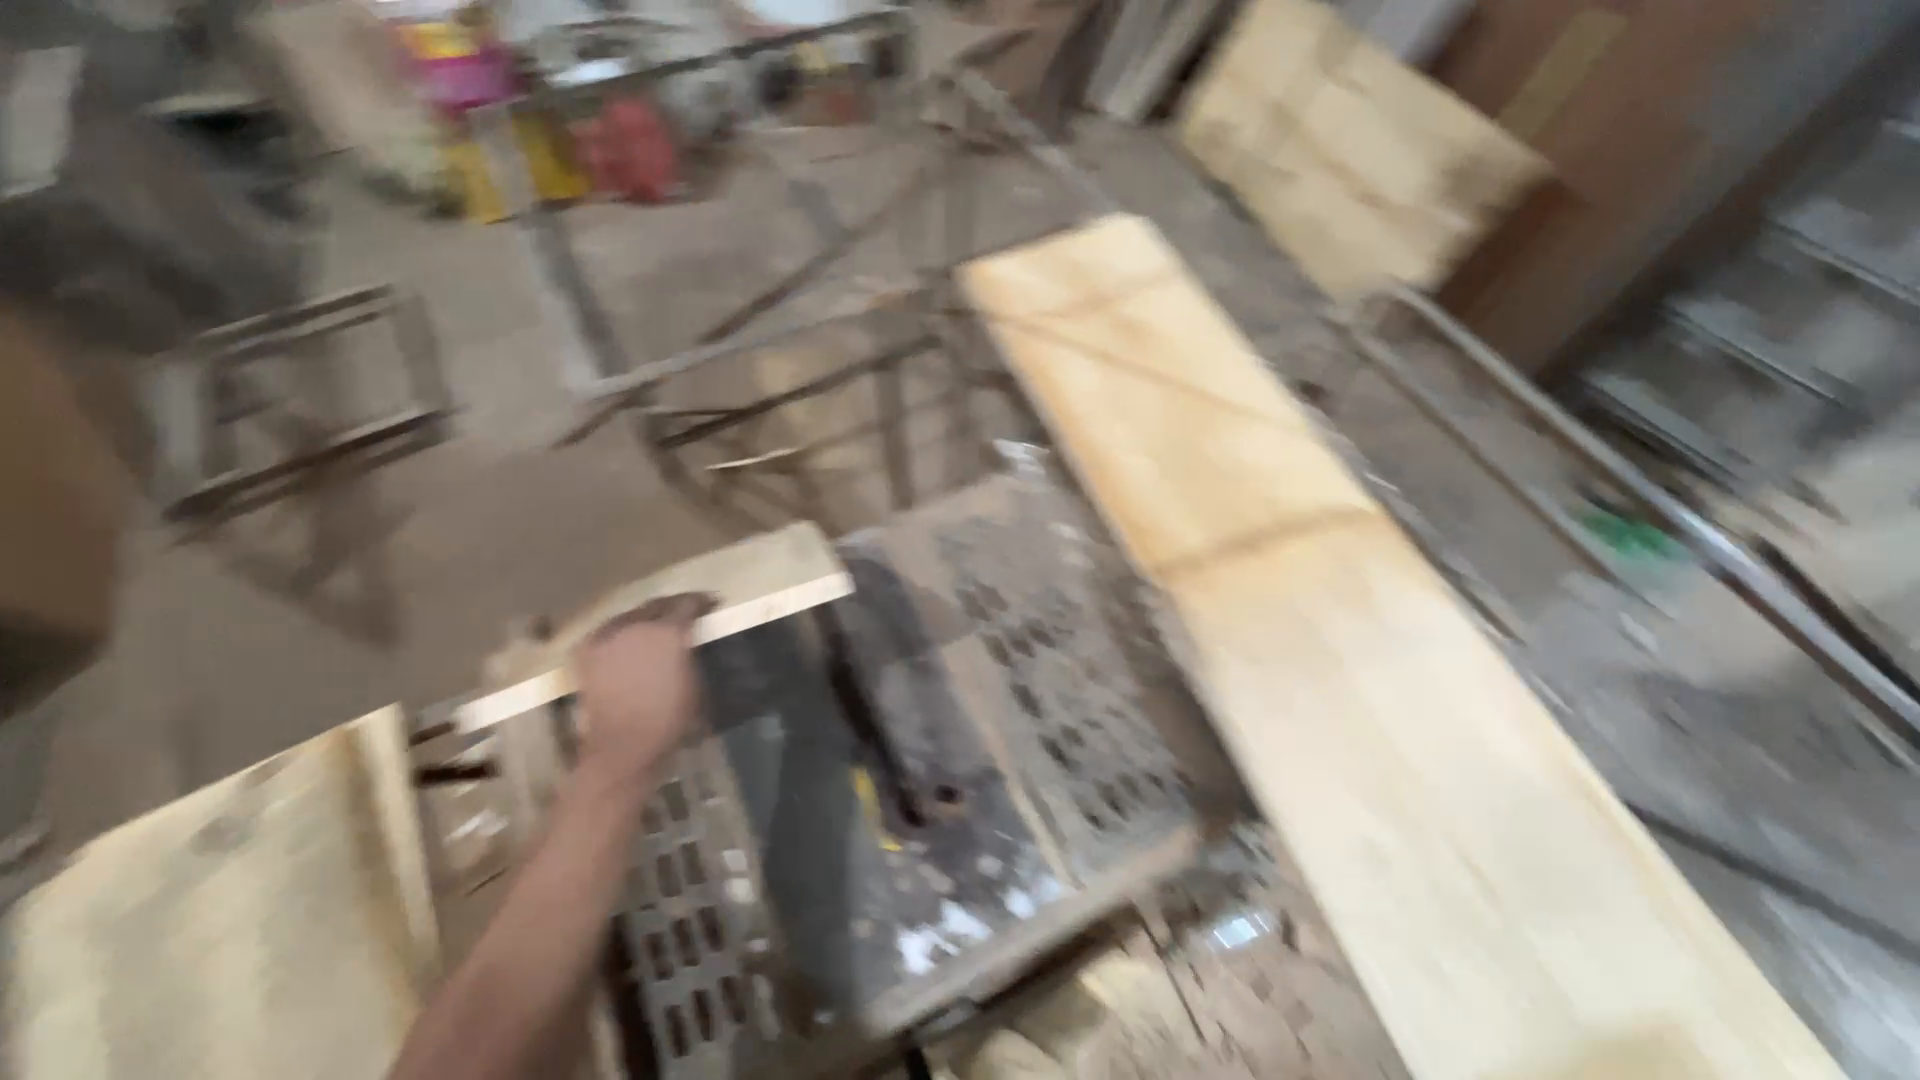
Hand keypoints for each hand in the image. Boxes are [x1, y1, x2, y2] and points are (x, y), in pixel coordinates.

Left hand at [573, 592, 715, 788]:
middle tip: (684, 612)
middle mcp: (637, 626)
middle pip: (657, 604)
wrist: (624, 747)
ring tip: (652, 627)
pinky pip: (606, 632)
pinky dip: (618, 633)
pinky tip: (624, 640)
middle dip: (672, 606)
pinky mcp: (586, 651)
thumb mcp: (696, 683)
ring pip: (629, 616)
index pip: (688, 604)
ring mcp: (608, 637)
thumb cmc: (670, 720)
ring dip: (644, 618)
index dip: (701, 602)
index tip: (710, 604)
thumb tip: (690, 643)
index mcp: (669, 632)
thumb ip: (691, 654)